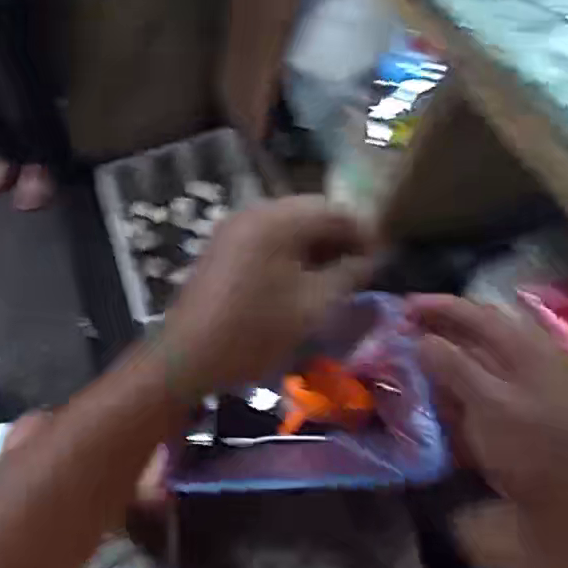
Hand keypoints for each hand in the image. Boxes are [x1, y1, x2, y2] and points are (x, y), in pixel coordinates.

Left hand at [160, 197, 375, 394]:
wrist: (187, 357)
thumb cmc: (255, 333)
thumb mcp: (314, 306)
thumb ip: (349, 274)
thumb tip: (371, 258)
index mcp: (278, 219)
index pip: (337, 210)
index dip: (365, 235)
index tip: (381, 265)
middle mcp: (253, 211)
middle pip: (311, 212)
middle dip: (338, 239)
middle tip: (358, 272)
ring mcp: (232, 228)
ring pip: (288, 225)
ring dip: (314, 246)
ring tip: (332, 280)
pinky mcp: (221, 247)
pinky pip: (265, 238)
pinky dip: (288, 252)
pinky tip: (298, 281)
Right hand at [407, 294, 567, 518]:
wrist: (559, 499)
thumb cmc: (527, 448)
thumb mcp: (488, 405)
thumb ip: (454, 367)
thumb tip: (421, 339)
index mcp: (526, 349)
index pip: (477, 313)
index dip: (438, 305)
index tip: (400, 307)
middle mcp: (524, 357)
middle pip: (475, 328)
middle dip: (436, 323)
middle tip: (399, 326)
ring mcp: (518, 381)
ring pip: (473, 350)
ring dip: (440, 345)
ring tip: (406, 348)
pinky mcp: (509, 403)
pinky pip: (474, 375)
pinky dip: (449, 370)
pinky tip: (429, 378)